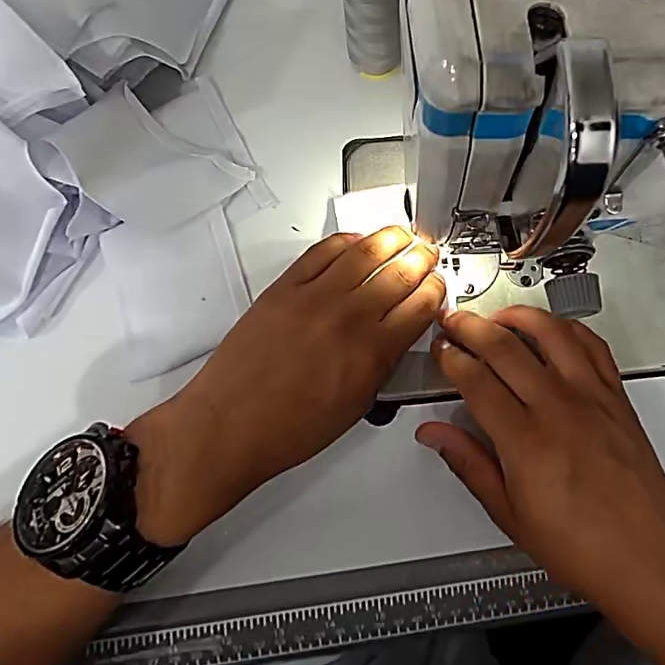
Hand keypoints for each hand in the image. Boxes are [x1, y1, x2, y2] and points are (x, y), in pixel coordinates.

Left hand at [125, 228, 442, 544]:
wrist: (228, 427)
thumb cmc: (285, 428)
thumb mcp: (356, 405)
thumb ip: (383, 364)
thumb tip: (398, 336)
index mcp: (371, 353)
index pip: (421, 305)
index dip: (436, 289)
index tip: (436, 286)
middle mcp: (347, 319)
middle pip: (401, 271)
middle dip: (422, 258)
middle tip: (427, 254)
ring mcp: (314, 298)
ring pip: (366, 250)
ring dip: (391, 238)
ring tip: (401, 235)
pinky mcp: (284, 288)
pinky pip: (323, 250)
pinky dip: (346, 240)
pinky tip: (356, 240)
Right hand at [414, 307, 664, 656]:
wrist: (649, 559)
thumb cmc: (587, 547)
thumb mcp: (511, 515)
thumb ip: (469, 464)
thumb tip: (437, 436)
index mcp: (527, 442)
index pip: (476, 379)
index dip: (451, 358)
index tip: (442, 351)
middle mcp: (559, 409)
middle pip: (504, 345)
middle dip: (470, 326)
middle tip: (455, 323)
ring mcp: (591, 397)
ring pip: (549, 331)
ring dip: (516, 315)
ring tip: (497, 316)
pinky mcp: (616, 396)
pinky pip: (591, 344)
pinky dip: (566, 327)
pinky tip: (553, 328)